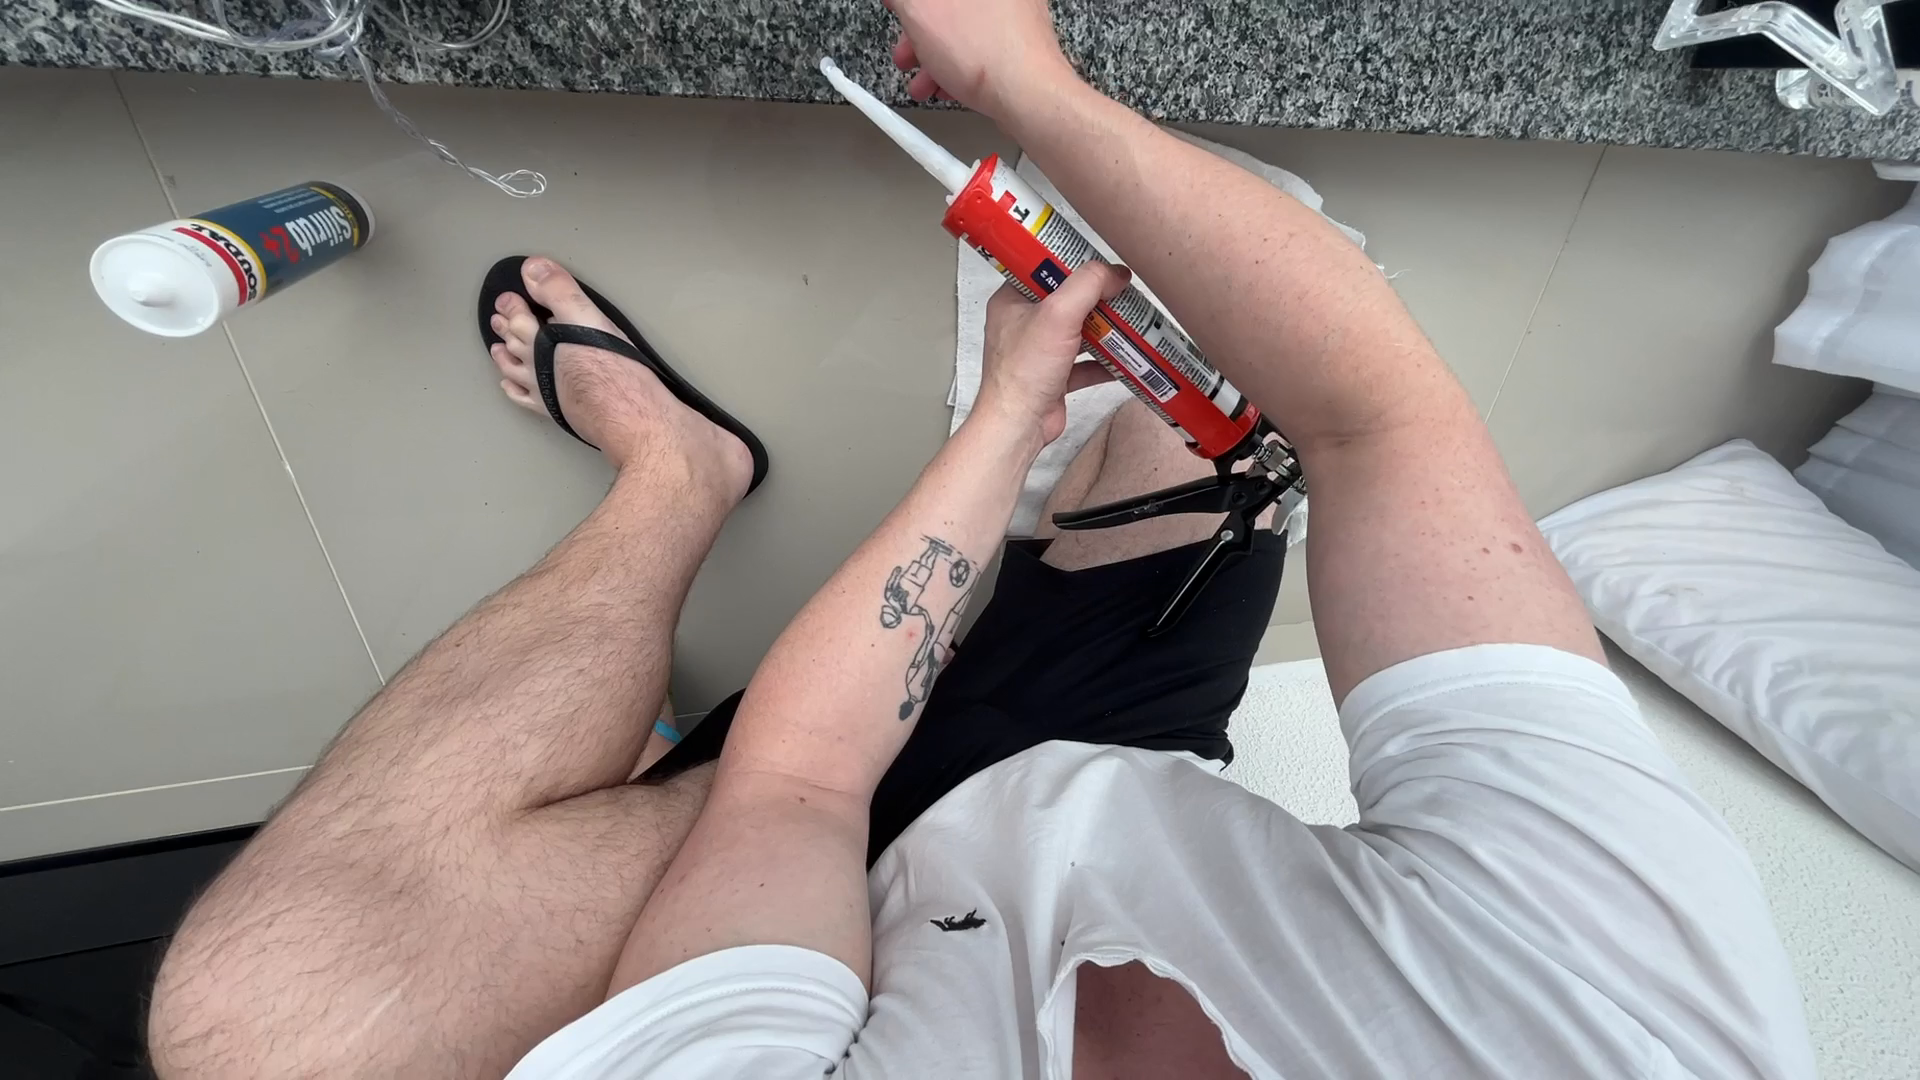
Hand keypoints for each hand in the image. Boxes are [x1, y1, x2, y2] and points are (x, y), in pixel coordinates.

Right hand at [886, 0, 1079, 118]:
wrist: (1027, 93)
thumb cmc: (982, 50)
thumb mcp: (920, 10)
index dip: (907, 4)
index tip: (896, 10)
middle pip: (947, 6)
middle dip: (918, 32)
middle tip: (906, 54)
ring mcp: (1014, 13)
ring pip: (963, 28)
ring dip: (935, 56)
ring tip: (922, 83)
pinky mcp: (1021, 41)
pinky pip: (981, 46)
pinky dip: (960, 64)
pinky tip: (947, 87)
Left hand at [973, 262, 1130, 446]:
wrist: (1018, 425)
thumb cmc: (1025, 371)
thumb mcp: (1058, 314)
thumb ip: (1088, 285)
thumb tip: (1116, 273)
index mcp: (1013, 300)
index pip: (1045, 269)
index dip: (1074, 263)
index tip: (1103, 263)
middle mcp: (1024, 324)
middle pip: (1068, 301)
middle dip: (1098, 299)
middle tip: (1126, 294)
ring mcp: (1039, 352)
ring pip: (1079, 333)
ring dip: (1106, 331)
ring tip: (1135, 323)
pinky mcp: (1053, 378)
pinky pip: (1085, 364)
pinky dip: (1106, 362)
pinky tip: (1128, 360)